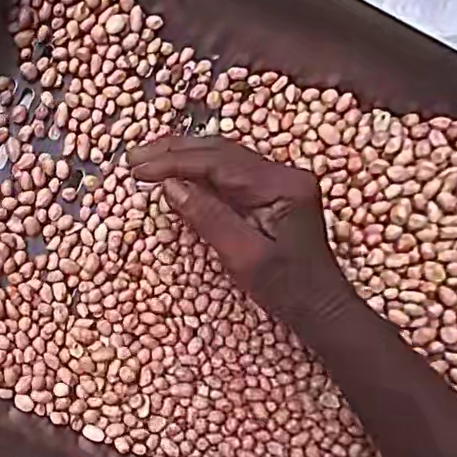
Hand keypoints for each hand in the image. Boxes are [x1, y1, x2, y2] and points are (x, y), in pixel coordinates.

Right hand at [125, 136, 349, 320]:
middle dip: (174, 151)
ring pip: (223, 156)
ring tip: (147, 160)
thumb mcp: (243, 257)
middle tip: (134, 158)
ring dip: (183, 155)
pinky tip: (176, 172)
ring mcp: (280, 181)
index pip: (219, 162)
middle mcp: (284, 174)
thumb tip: (170, 186)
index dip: (174, 162)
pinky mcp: (272, 192)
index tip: (139, 170)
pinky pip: (229, 172)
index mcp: (283, 186)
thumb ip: (208, 217)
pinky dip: (198, 169)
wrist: (321, 306)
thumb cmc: (286, 289)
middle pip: (220, 150)